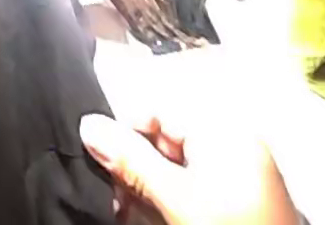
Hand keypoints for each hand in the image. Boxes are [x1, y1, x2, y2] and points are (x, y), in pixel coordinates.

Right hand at [80, 112, 298, 224]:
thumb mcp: (175, 200)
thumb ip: (131, 161)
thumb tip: (88, 124)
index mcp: (222, 127)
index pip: (159, 111)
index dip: (124, 134)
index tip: (96, 163)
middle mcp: (230, 142)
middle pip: (165, 141)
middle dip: (134, 169)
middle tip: (112, 203)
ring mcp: (236, 177)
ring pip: (175, 171)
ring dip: (145, 192)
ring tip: (123, 214)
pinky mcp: (236, 206)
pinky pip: (193, 192)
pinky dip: (168, 205)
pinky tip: (148, 221)